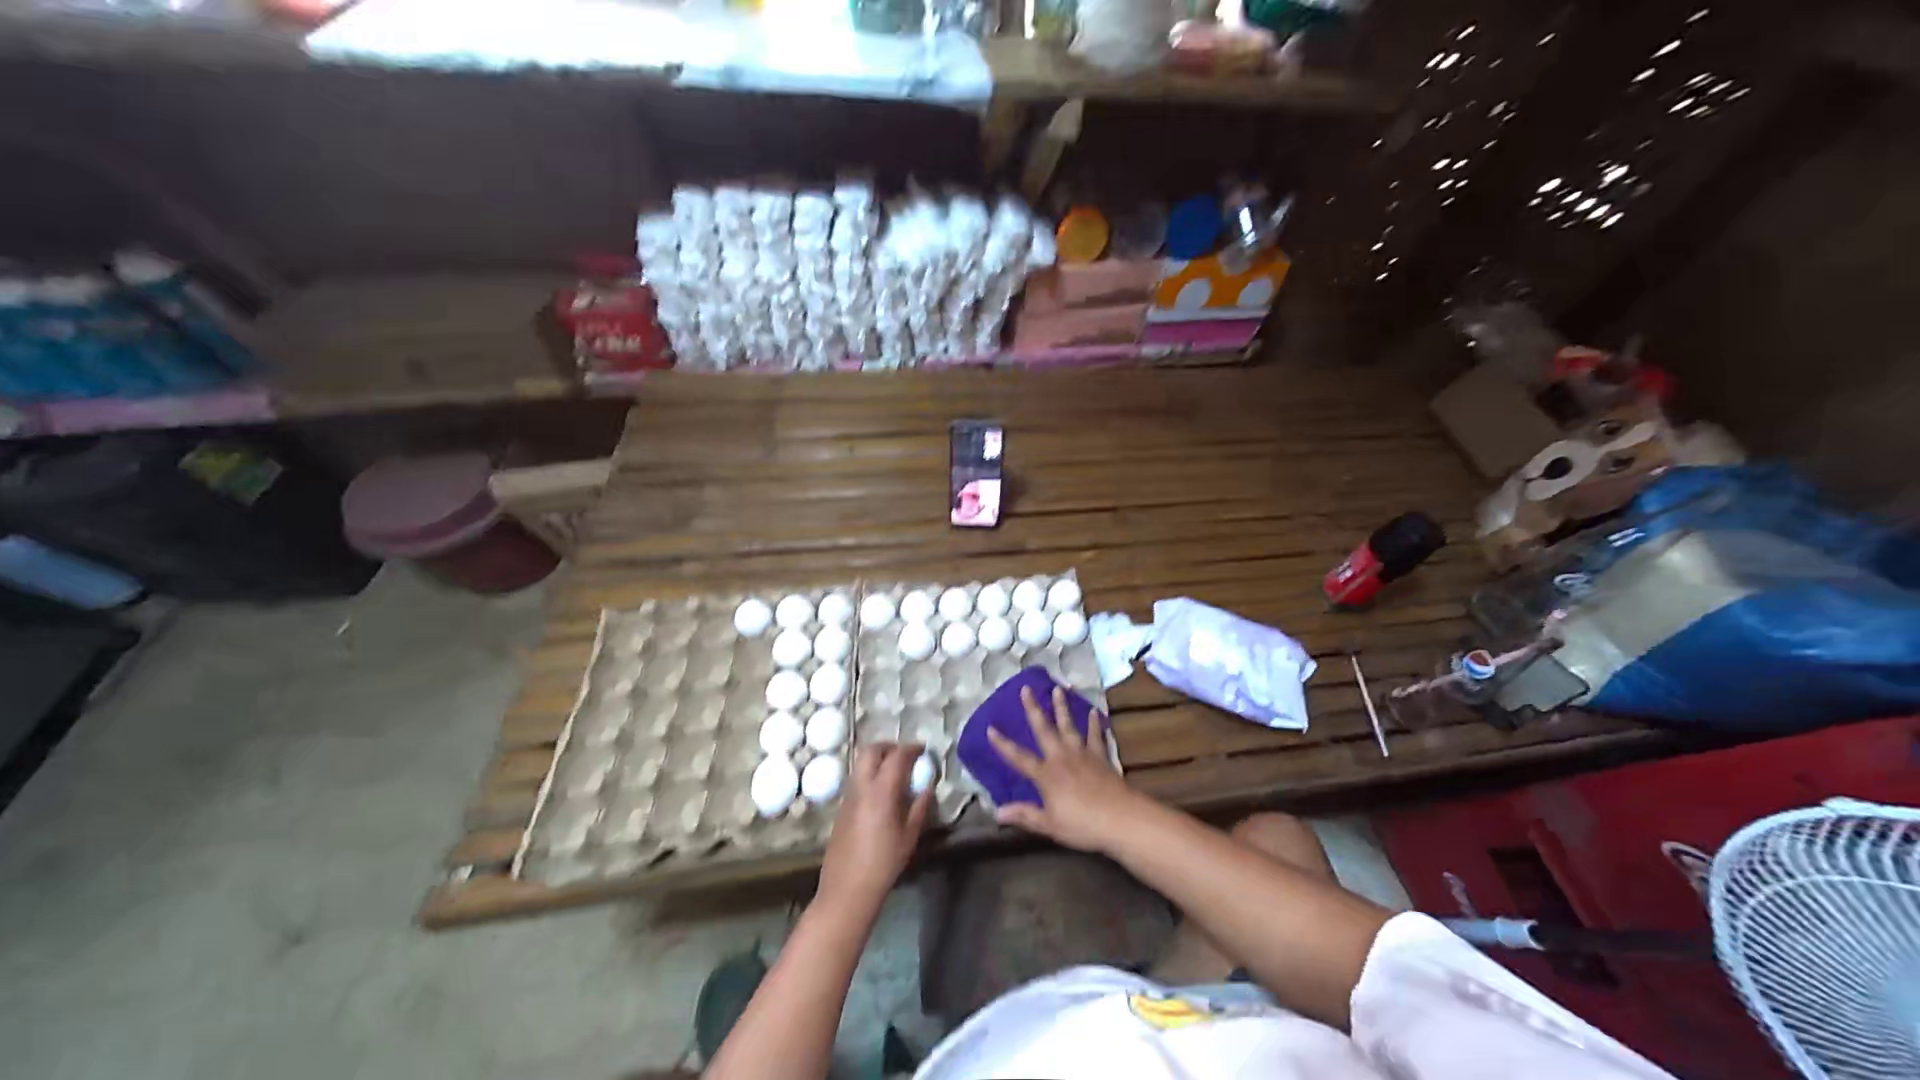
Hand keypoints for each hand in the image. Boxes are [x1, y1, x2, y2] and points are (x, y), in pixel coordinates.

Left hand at [817, 742, 931, 910]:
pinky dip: (870, 774)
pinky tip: (882, 791)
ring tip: (895, 771)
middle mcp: (862, 787)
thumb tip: (927, 787)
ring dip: (878, 759)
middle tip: (906, 754)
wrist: (847, 888)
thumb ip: (919, 807)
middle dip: (889, 746)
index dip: (911, 748)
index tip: (923, 749)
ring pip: (861, 763)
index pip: (896, 757)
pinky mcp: (841, 806)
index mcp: (881, 792)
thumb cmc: (884, 864)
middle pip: (871, 751)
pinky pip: (857, 779)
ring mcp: (848, 796)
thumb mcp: (909, 836)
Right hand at [988, 685, 1148, 854]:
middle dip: (1033, 709)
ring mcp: (1082, 755)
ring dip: (1062, 707)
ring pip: (1069, 726)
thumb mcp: (1049, 825)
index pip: (1019, 758)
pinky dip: (1095, 724)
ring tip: (1058, 689)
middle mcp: (1061, 758)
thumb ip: (1025, 815)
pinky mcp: (1101, 757)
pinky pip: (1096, 736)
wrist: (1121, 819)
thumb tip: (997, 812)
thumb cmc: (1083, 825)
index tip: (990, 728)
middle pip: (1044, 730)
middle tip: (1026, 688)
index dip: (1003, 744)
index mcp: (1046, 775)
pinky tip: (1094, 712)